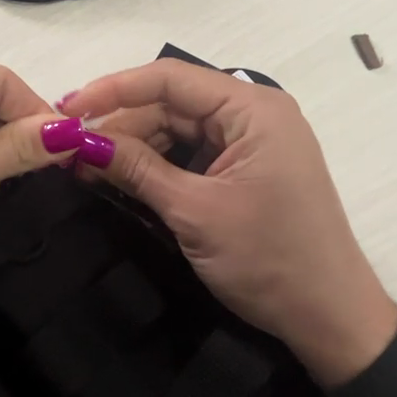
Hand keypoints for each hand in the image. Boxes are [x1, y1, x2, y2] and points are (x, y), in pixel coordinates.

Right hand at [60, 60, 396, 387]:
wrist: (329, 318)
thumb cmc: (269, 259)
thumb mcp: (193, 212)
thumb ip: (136, 168)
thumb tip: (79, 141)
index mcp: (253, 109)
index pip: (171, 77)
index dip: (113, 89)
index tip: (66, 109)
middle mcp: (253, 114)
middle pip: (171, 102)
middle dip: (120, 123)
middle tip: (69, 148)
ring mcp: (250, 143)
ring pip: (177, 129)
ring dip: (133, 146)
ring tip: (84, 166)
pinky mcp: (244, 171)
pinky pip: (190, 154)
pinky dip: (155, 165)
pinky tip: (118, 177)